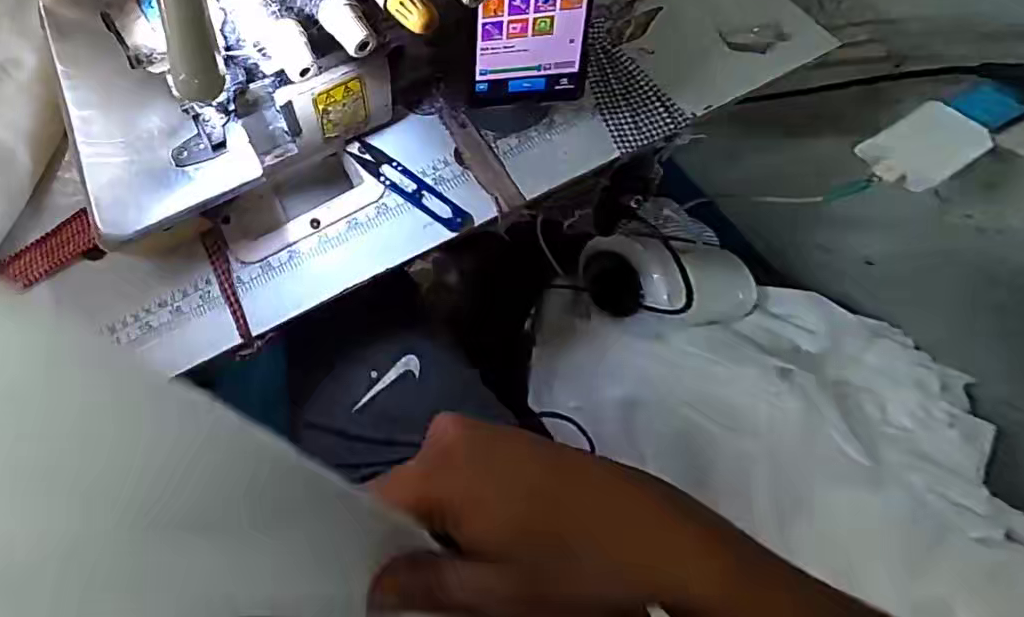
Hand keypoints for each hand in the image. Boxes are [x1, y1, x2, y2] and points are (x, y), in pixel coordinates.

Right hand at [367, 413, 879, 616]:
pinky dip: (463, 507)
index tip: (375, 586)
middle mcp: (446, 431)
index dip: (369, 547)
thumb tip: (369, 588)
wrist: (654, 532)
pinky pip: (460, 471)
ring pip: (432, 484)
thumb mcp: (496, 594)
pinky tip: (493, 540)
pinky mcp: (500, 434)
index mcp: (438, 462)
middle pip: (404, 493)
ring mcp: (476, 429)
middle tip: (429, 590)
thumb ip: (423, 585)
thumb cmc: (572, 567)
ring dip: (439, 526)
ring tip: (469, 570)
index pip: (373, 501)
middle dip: (410, 541)